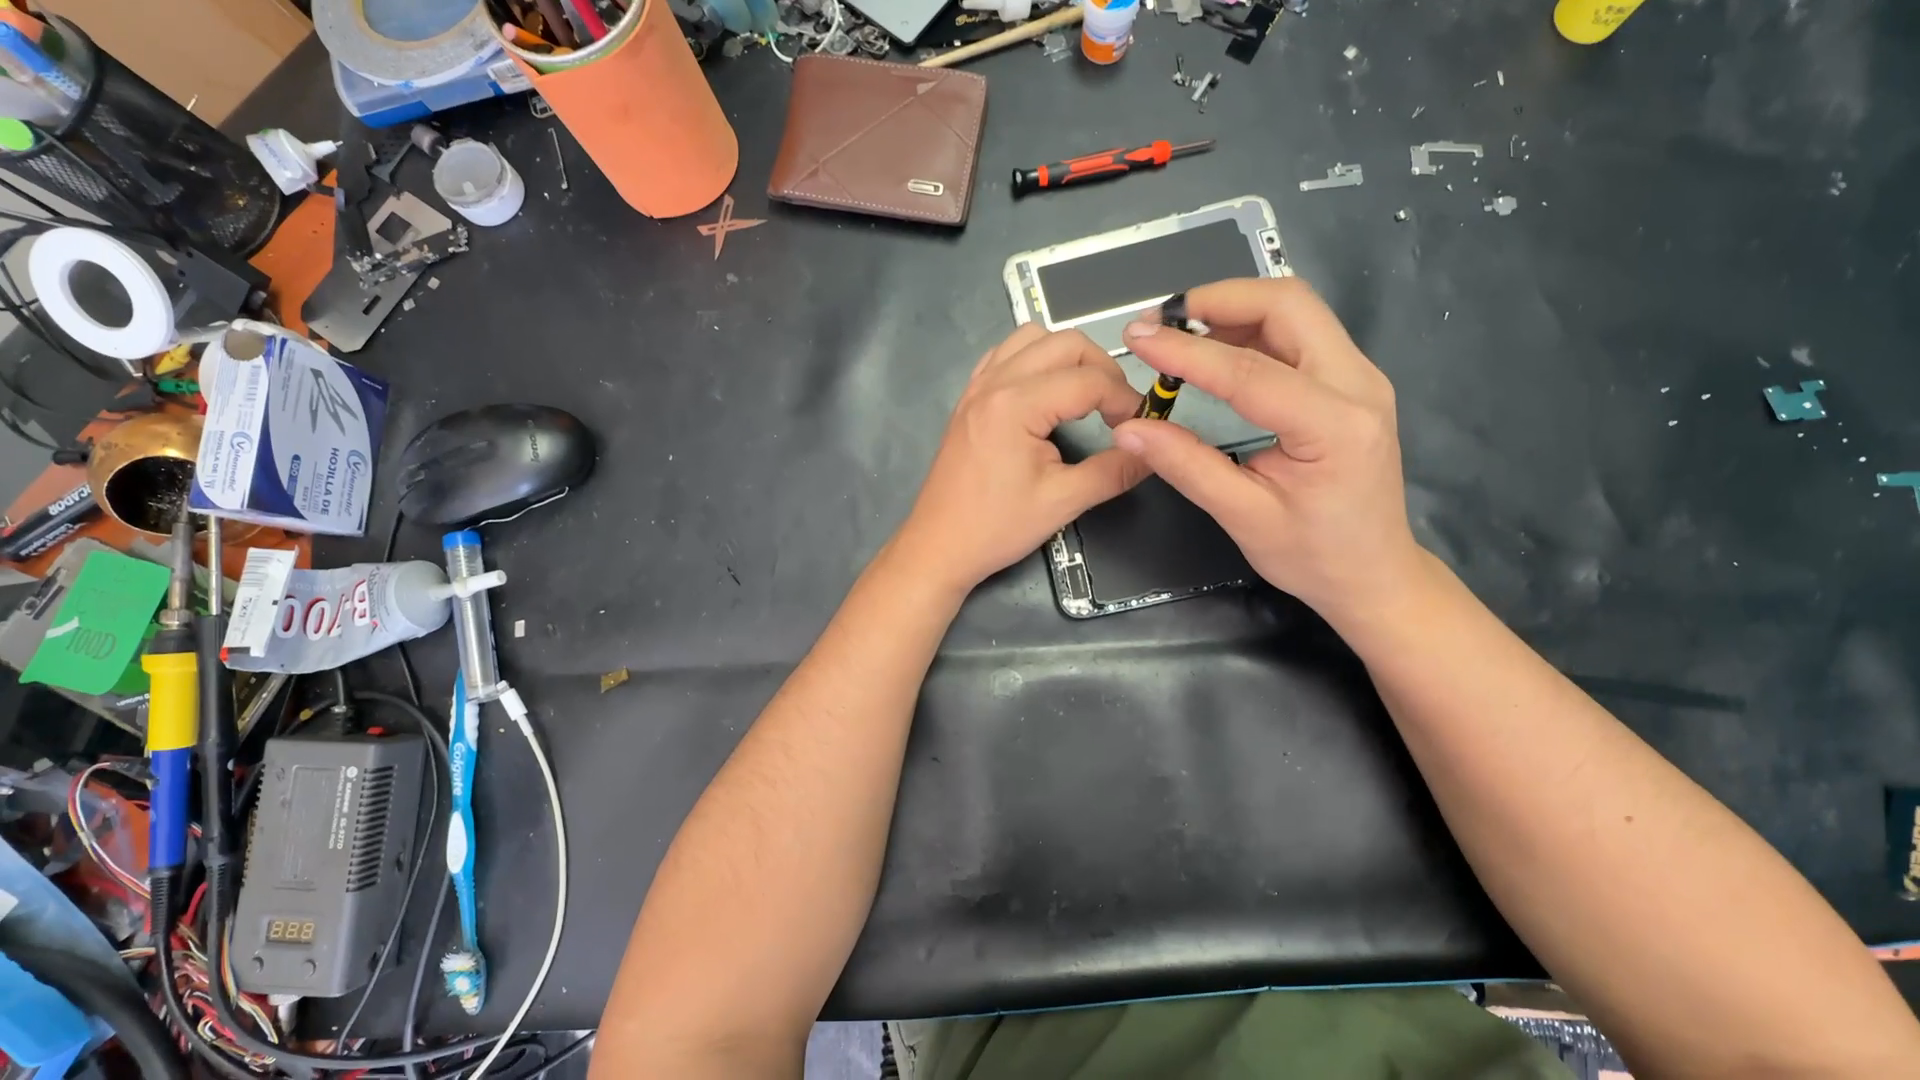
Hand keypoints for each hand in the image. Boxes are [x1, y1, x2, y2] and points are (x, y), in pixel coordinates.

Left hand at [894, 325, 1148, 595]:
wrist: (939, 546)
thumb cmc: (996, 527)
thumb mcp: (1063, 502)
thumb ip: (1114, 471)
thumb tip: (1153, 453)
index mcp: (1016, 406)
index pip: (1088, 380)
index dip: (1124, 399)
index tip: (1139, 425)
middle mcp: (995, 384)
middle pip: (1065, 343)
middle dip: (1102, 369)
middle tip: (1117, 408)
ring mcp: (978, 387)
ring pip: (1033, 338)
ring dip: (1068, 357)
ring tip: (1085, 396)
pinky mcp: (969, 397)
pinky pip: (1006, 354)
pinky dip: (1035, 360)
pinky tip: (1046, 392)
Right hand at [1113, 278, 1425, 620]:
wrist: (1375, 574)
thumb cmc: (1314, 556)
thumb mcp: (1243, 517)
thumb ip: (1187, 466)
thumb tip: (1130, 429)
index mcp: (1335, 426)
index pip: (1249, 371)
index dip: (1186, 351)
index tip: (1136, 337)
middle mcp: (1358, 385)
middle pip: (1288, 305)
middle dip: (1219, 300)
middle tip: (1161, 320)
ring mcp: (1360, 377)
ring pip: (1295, 310)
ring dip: (1234, 308)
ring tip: (1179, 331)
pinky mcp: (1350, 380)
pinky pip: (1298, 333)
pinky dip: (1251, 328)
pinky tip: (1213, 348)